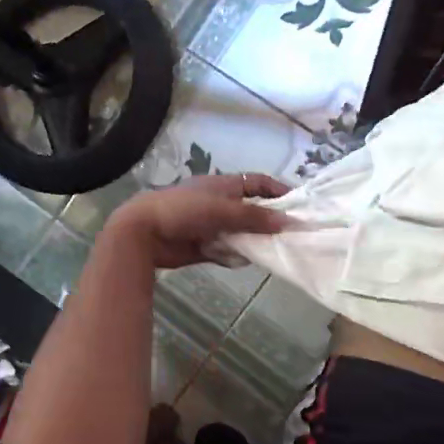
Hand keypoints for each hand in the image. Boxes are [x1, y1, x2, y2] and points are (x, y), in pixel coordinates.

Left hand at [107, 173, 289, 269]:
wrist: (144, 233)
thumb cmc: (183, 210)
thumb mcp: (222, 210)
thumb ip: (255, 217)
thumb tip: (288, 222)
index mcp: (224, 186)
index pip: (258, 183)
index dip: (278, 190)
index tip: (299, 204)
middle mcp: (220, 204)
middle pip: (252, 210)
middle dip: (269, 221)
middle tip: (290, 235)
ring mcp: (211, 226)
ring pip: (241, 233)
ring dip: (253, 241)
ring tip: (272, 251)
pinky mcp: (204, 246)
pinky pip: (227, 251)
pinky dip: (235, 256)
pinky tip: (244, 261)